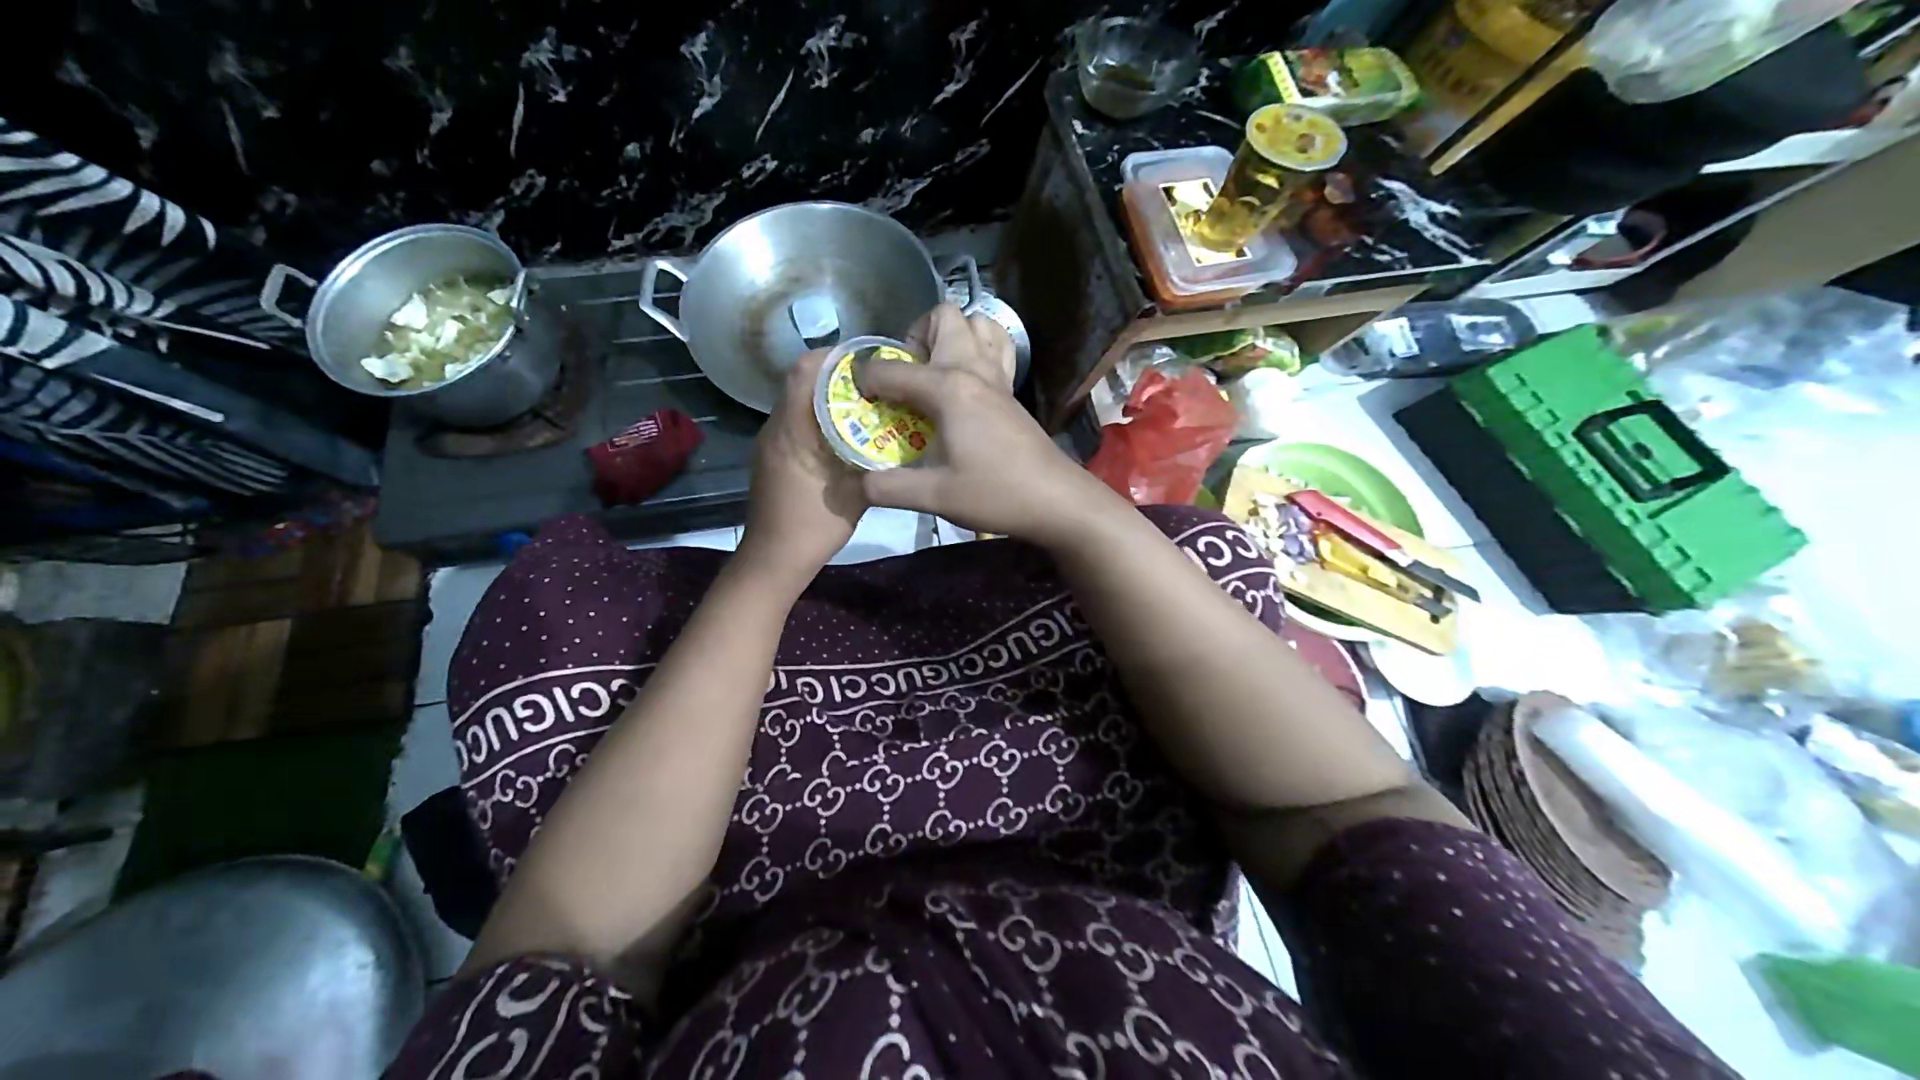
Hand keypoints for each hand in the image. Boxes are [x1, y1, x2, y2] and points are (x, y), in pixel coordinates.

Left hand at [738, 348, 865, 581]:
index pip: (804, 372)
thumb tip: (896, 434)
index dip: (833, 358)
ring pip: (798, 401)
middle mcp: (776, 428)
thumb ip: (871, 460)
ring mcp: (770, 442)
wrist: (773, 559)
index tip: (866, 363)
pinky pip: (796, 421)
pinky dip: (819, 417)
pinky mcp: (773, 456)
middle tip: (873, 384)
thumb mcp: (854, 494)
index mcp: (792, 431)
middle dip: (836, 375)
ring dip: (827, 396)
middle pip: (800, 381)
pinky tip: (844, 434)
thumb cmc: (813, 527)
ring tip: (864, 405)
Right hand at [855, 304, 1118, 546]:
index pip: (892, 369)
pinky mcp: (1011, 390)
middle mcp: (972, 369)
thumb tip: (858, 482)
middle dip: (914, 337)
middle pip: (943, 317)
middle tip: (904, 378)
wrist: (1055, 499)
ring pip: (976, 323)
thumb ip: (888, 488)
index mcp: (948, 388)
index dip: (865, 380)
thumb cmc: (996, 494)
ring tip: (933, 374)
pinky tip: (963, 384)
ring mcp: (997, 376)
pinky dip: (976, 349)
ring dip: (950, 337)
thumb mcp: (935, 497)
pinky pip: (995, 347)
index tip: (856, 399)